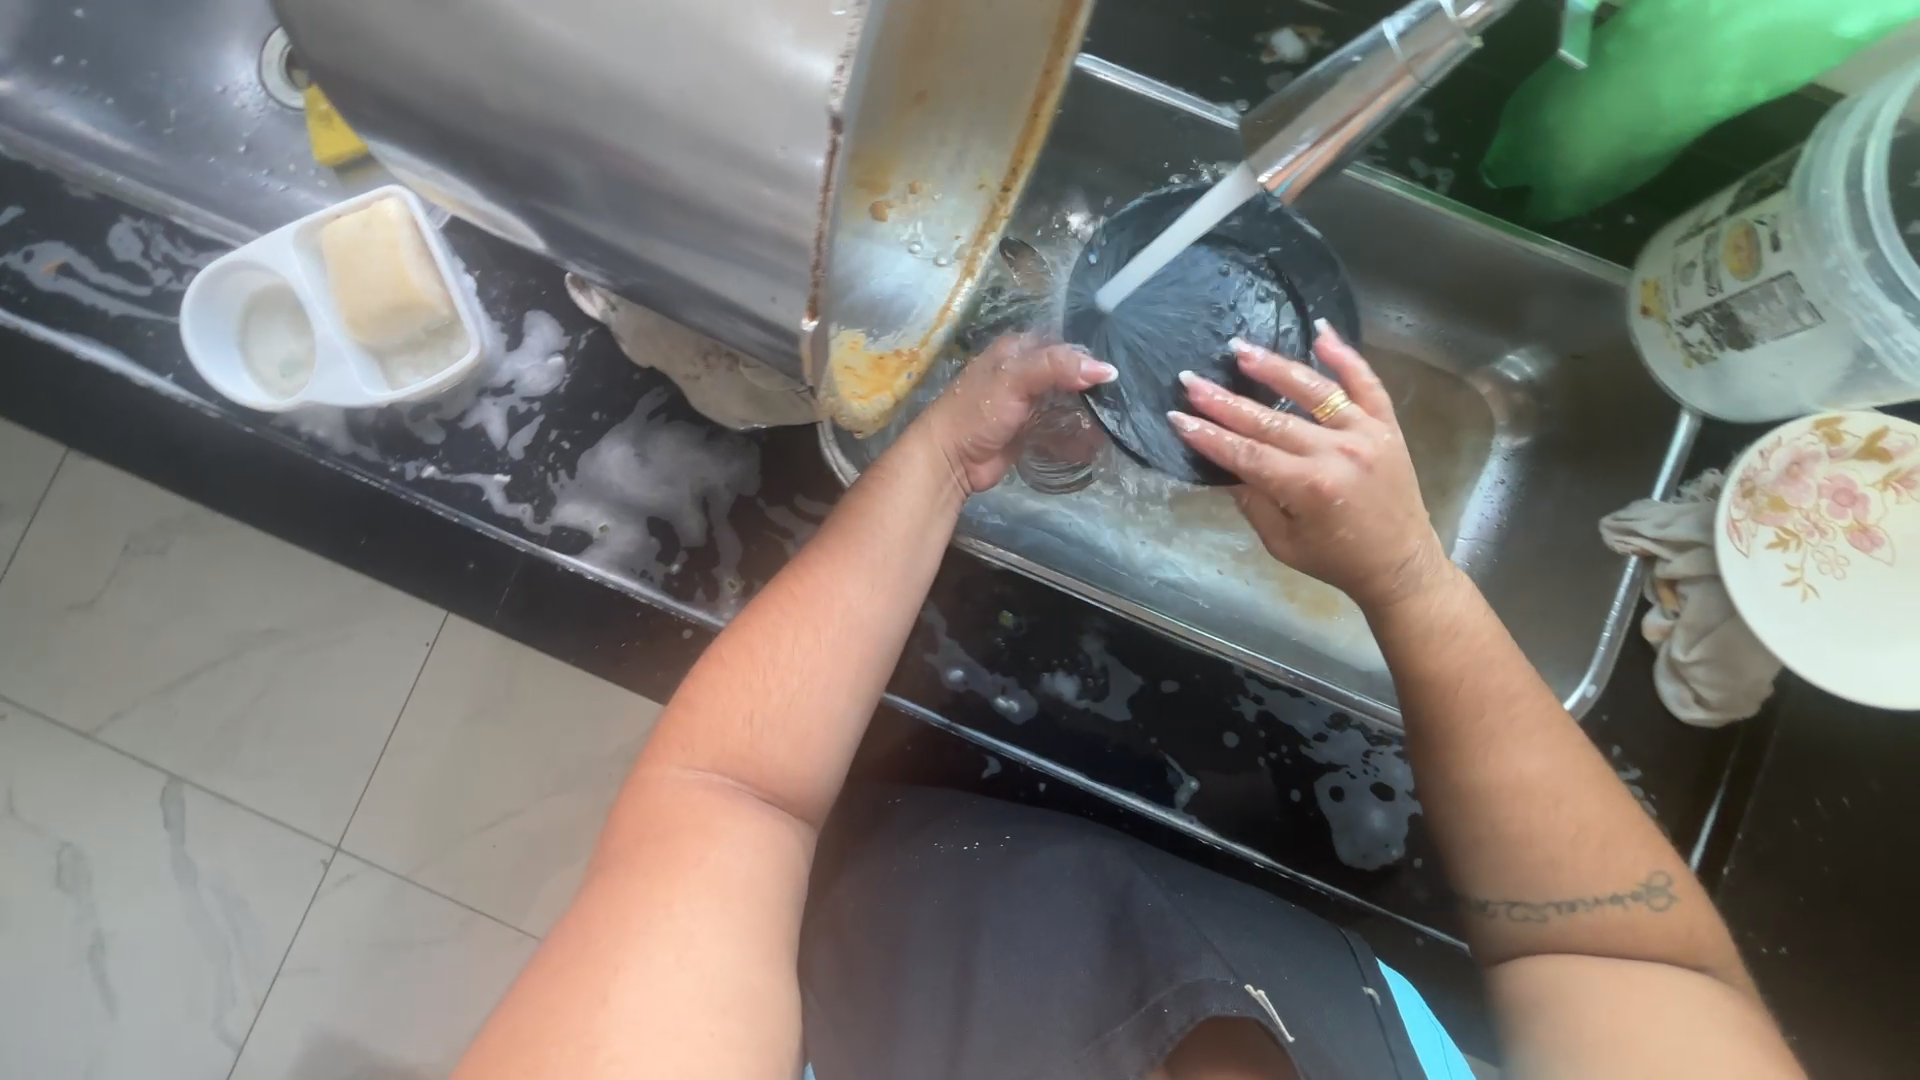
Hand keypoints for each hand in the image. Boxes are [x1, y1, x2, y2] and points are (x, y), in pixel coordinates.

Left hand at [916, 334, 1116, 497]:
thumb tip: (1106, 369)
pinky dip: (1075, 439)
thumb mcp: (1015, 379)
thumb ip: (1058, 367)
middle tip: (1120, 403)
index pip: (1063, 346)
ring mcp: (1027, 406)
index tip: (1116, 373)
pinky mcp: (1029, 434)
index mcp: (1017, 351)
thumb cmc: (977, 411)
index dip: (1088, 357)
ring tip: (1111, 427)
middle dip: (1091, 392)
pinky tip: (1093, 446)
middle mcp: (1024, 375)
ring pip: (1066, 406)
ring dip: (1086, 418)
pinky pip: (1060, 432)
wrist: (949, 460)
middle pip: (1068, 377)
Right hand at [1168, 322, 1451, 612]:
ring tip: (1240, 350)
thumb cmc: (1334, 561)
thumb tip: (1224, 465)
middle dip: (1223, 401)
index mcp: (1308, 487)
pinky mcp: (1387, 427)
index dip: (1208, 436)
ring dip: (1273, 368)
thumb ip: (1252, 500)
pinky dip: (1346, 357)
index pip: (1245, 454)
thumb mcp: (1281, 542)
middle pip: (1269, 420)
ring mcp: (1365, 434)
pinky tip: (1321, 333)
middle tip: (1191, 381)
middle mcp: (1337, 453)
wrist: (1399, 564)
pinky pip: (1367, 384)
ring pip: (1314, 392)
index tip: (1177, 417)